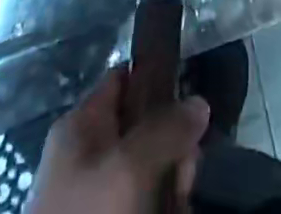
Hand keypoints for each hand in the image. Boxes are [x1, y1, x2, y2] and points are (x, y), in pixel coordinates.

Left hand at [25, 66, 210, 213]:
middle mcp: (90, 153)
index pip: (124, 79)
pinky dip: (167, 206)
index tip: (193, 94)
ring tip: (182, 202)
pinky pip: (150, 201)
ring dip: (176, 182)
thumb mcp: (128, 166)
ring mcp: (101, 192)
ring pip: (153, 168)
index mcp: (81, 126)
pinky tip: (175, 212)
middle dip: (175, 145)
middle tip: (186, 173)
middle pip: (146, 127)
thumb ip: (166, 128)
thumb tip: (199, 102)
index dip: (158, 79)